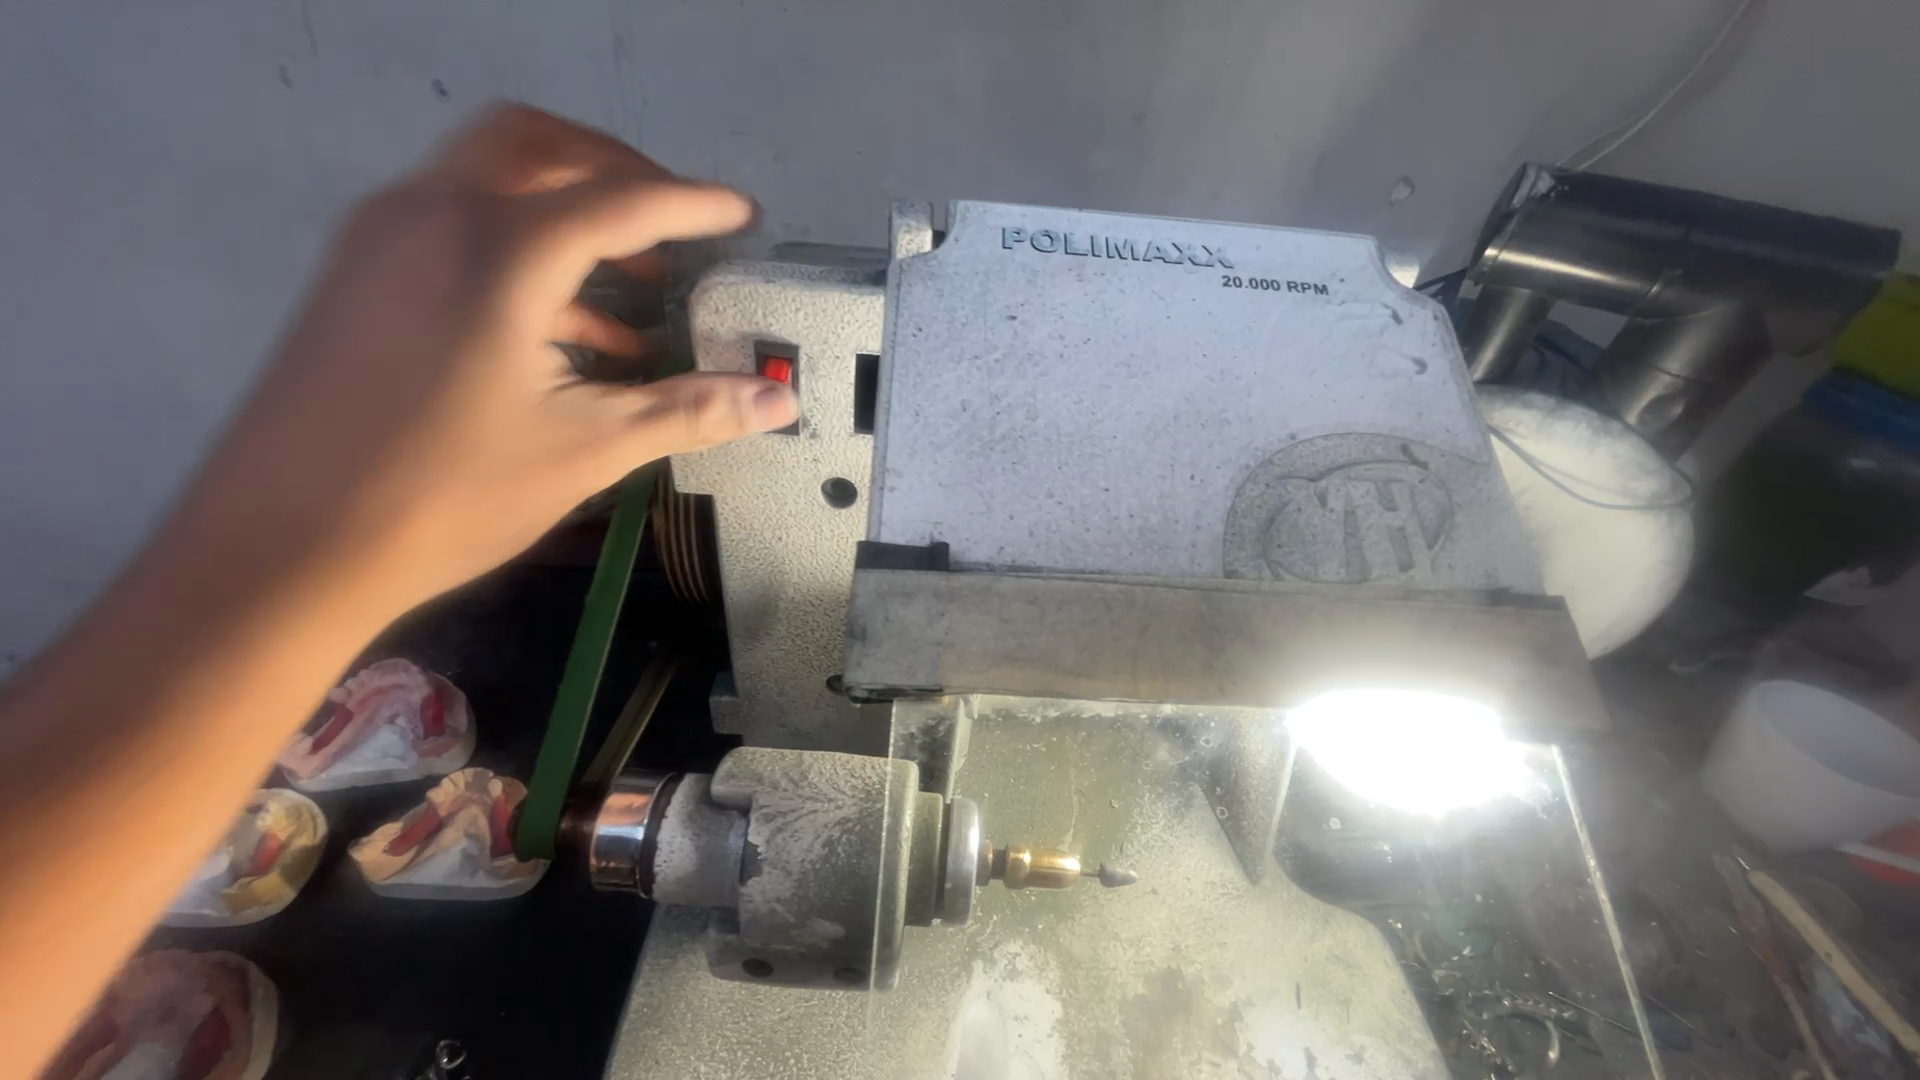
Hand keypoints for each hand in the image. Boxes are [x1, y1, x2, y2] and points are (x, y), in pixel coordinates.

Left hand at [169, 104, 796, 616]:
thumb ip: (691, 410)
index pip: (620, 200)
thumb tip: (779, 402)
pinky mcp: (361, 273)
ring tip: (640, 278)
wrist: (283, 548)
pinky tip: (574, 327)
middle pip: (542, 146)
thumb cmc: (449, 495)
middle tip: (680, 226)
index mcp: (499, 252)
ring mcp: (385, 237)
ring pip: (491, 174)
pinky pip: (458, 222)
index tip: (745, 216)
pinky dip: (527, 247)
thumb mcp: (589, 448)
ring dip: (572, 207)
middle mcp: (434, 214)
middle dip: (622, 172)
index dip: (694, 205)